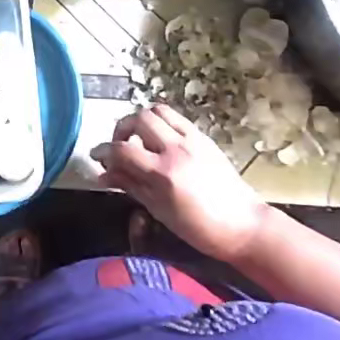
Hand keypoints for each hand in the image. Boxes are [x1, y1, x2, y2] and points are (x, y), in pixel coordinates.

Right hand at [90, 104, 275, 262]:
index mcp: (164, 173)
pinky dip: (161, 122)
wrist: (243, 225)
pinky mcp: (203, 137)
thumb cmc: (200, 228)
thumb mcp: (160, 211)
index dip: (103, 151)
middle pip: (139, 119)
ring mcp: (192, 139)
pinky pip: (176, 118)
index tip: (96, 156)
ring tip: (139, 139)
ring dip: (142, 120)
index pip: (123, 150)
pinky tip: (159, 140)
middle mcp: (176, 149)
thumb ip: (131, 186)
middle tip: (119, 147)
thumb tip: (104, 174)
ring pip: (157, 111)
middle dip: (121, 129)